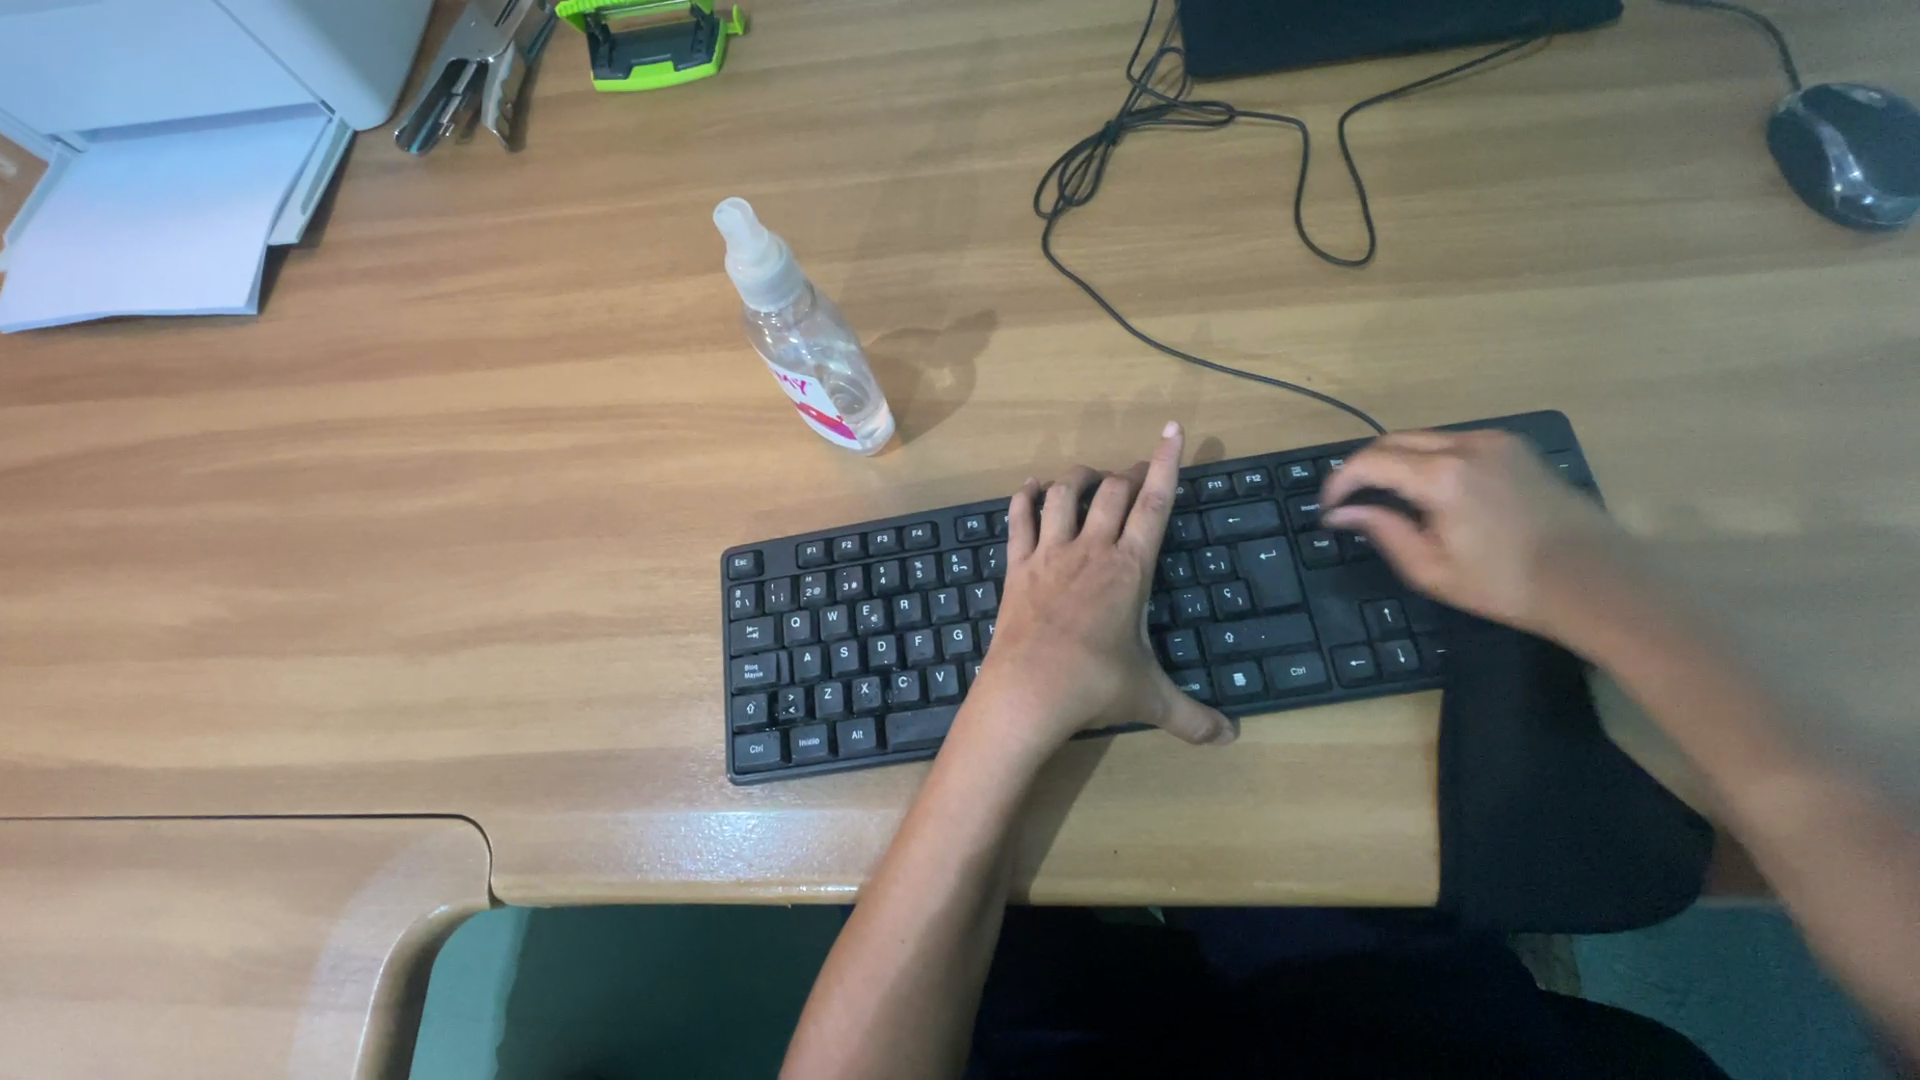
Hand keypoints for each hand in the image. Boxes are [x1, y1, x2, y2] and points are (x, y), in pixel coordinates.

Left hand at [966, 421, 1235, 757]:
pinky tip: (1029, 488)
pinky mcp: (1016, 566)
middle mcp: (1091, 550)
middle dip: (1126, 473)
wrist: (1027, 692)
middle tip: (1133, 474)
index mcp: (1131, 569)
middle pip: (1111, 490)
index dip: (1166, 463)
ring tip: (1085, 477)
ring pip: (1062, 494)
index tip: (1171, 430)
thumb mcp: (1150, 700)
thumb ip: (1192, 717)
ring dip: (1076, 478)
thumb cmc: (1094, 687)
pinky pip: (1019, 518)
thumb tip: (1231, 740)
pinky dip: (1024, 498)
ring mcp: (1049, 554)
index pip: (1155, 504)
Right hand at [1320, 430, 1623, 635]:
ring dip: (1394, 462)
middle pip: (1392, 441)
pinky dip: (1426, 460)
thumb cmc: (1506, 584)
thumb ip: (1380, 531)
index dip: (1339, 482)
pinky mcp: (1514, 447)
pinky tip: (1428, 492)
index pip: (1369, 462)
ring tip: (1384, 499)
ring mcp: (1495, 441)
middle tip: (1349, 502)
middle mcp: (1466, 445)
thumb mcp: (1430, 568)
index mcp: (1442, 476)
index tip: (1328, 508)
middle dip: (1362, 468)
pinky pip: (1453, 442)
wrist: (1594, 581)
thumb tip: (1339, 514)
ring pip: (1422, 438)